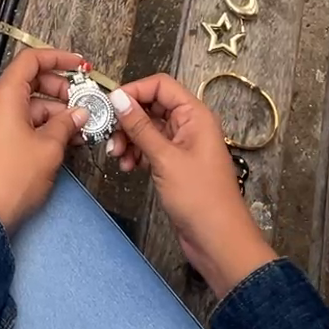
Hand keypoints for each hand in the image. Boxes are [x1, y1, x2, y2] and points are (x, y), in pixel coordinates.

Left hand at [0, 47, 90, 231]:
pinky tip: (67, 139)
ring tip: (82, 128)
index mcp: (6, 92)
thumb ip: (67, 124)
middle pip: (32, 80)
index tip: (81, 65)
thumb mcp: (48, 147)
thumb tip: (80, 113)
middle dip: (61, 89)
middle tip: (85, 104)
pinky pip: (24, 120)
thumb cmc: (13, 174)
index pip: (31, 60)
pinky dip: (45, 125)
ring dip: (56, 112)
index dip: (58, 58)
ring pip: (31, 103)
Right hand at [107, 73, 276, 294]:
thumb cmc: (200, 199)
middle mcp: (188, 125)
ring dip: (128, 138)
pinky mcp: (174, 164)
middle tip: (109, 134)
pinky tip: (126, 166)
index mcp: (194, 115)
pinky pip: (149, 147)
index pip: (160, 86)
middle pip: (151, 106)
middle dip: (128, 119)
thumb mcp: (165, 158)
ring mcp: (181, 145)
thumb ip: (140, 126)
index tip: (111, 104)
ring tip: (116, 155)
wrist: (219, 243)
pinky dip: (136, 153)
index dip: (135, 90)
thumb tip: (118, 97)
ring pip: (147, 128)